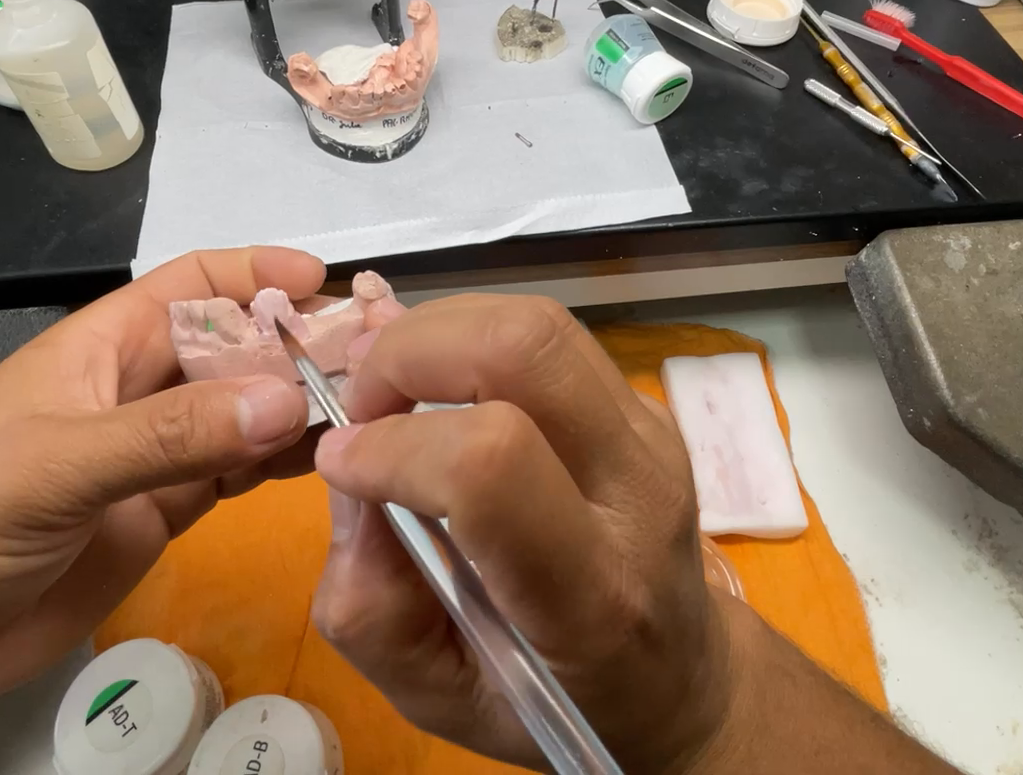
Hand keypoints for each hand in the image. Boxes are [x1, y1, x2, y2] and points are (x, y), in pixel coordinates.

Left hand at [0, 247, 324, 704]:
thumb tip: (287, 399)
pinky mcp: (168, 507)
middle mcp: (141, 389)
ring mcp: (158, 451)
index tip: (323, 281)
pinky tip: (324, 460)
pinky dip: (281, 461)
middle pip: (235, 347)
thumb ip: (172, 434)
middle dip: (296, 345)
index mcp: (104, 347)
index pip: (191, 285)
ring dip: (299, 406)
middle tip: (367, 359)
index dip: (254, 271)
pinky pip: (240, 470)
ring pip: (246, 411)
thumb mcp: (56, 465)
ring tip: (362, 409)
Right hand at [311, 294, 733, 771]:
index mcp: (591, 588)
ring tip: (392, 382)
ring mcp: (650, 430)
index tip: (343, 462)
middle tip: (363, 401)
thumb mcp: (440, 696)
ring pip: (538, 323)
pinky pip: (548, 335)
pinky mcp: (643, 404)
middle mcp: (637, 486)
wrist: (680, 674)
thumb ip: (371, 605)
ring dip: (438, 331)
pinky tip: (442, 381)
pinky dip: (472, 336)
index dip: (397, 446)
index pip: (493, 462)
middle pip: (527, 348)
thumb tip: (351, 475)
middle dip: (412, 350)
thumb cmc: (557, 700)